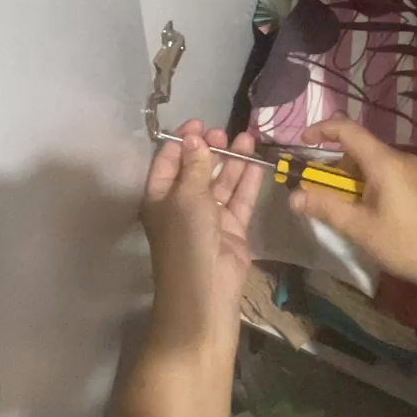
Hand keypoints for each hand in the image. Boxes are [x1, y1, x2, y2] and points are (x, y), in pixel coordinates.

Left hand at [140, 119, 264, 352]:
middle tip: (223, 133)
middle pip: (196, 170)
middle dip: (209, 149)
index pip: (168, 162)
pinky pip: (240, 199)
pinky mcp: (232, 228)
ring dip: (232, 161)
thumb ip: (195, 167)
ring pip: (221, 183)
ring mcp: (209, 218)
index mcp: (160, 198)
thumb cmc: (186, 240)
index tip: (198, 123)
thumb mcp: (186, 198)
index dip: (181, 141)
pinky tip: (257, 161)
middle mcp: (182, 205)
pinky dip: (248, 181)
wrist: (206, 292)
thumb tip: (194, 139)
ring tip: (245, 139)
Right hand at [286, 116, 416, 295]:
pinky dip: (371, 186)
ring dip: (352, 180)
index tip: (302, 143)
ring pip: (375, 165)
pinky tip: (370, 215)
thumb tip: (293, 196)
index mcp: (384, 161)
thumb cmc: (407, 244)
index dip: (321, 130)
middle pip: (360, 149)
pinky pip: (390, 176)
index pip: (347, 129)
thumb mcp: (360, 228)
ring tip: (341, 208)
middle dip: (334, 166)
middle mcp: (402, 159)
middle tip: (317, 190)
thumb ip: (325, 208)